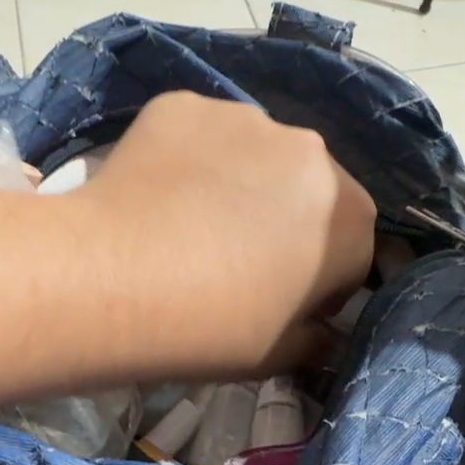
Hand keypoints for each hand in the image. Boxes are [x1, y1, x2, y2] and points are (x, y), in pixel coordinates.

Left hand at [76, 91, 375, 373]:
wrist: (111, 283)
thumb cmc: (207, 331)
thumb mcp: (274, 357)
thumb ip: (313, 342)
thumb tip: (323, 336)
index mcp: (348, 219)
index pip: (352, 253)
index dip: (320, 286)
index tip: (283, 306)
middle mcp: (311, 153)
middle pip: (308, 195)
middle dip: (285, 227)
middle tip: (233, 268)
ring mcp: (246, 120)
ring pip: (255, 160)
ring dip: (239, 189)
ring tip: (189, 231)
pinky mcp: (186, 107)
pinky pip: (200, 140)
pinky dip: (188, 166)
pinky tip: (156, 203)